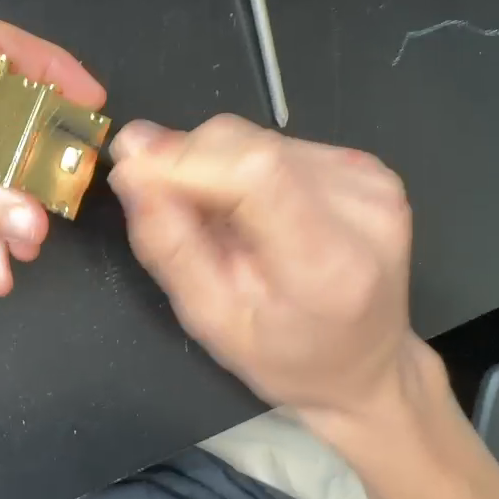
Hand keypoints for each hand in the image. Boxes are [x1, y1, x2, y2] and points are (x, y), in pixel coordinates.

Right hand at [105, 115, 417, 429]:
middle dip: (186, 163)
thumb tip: (129, 168)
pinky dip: (241, 167)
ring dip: (212, 165)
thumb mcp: (207, 317)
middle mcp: (359, 207)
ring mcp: (368, 180)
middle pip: (247, 145)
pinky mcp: (365, 166)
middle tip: (163, 204)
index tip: (129, 164)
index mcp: (326, 261)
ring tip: (215, 217)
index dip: (182, 157)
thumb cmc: (279, 354)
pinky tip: (248, 207)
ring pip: (254, 136)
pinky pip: (276, 141)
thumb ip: (167, 243)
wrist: (362, 363)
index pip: (254, 173)